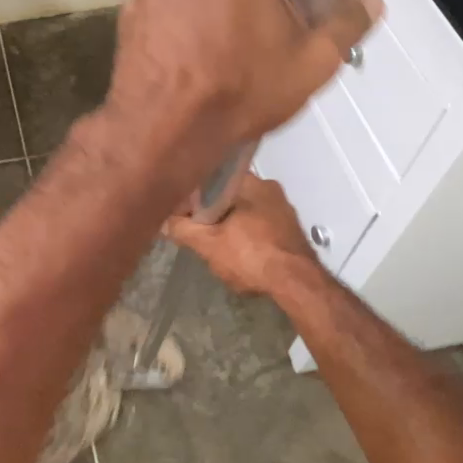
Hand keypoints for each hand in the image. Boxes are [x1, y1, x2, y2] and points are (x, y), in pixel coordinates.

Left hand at [106, 0, 381, 160]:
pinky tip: (185, 60)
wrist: (166, 127)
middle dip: (247, 1)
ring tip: (216, 59)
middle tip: (254, 49)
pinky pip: (166, 9)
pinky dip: (176, 26)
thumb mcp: (314, 63)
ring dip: (209, 12)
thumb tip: (371, 1)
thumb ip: (346, 24)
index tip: (286, 30)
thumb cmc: (243, 90)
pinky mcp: (131, 7)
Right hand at [164, 175, 323, 298]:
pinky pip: (262, 224)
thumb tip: (165, 221)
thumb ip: (182, 229)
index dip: (193, 196)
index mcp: (247, 181)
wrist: (297, 283)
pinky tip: (243, 253)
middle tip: (200, 233)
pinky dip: (250, 234)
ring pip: (247, 210)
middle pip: (229, 195)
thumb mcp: (207, 244)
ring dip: (232, 224)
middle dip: (214, 212)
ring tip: (220, 246)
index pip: (211, 179)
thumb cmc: (250, 255)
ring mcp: (284, 207)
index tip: (184, 214)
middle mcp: (268, 186)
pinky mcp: (293, 227)